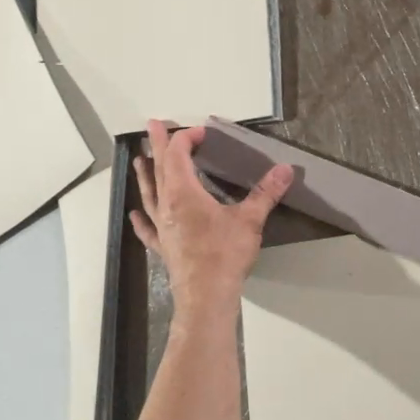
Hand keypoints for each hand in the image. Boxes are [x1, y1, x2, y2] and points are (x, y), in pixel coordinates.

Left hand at [129, 120, 292, 317]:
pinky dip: (141, 218)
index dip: (187, 139)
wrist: (206, 294)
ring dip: (146, 174)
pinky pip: (147, 227)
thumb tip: (285, 169)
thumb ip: (266, 192)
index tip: (200, 132)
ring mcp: (161, 227)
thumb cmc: (225, 254)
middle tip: (152, 125)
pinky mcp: (163, 246)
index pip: (180, 156)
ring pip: (149, 193)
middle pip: (160, 168)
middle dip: (159, 145)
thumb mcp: (250, 219)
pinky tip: (135, 214)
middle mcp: (167, 205)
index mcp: (184, 193)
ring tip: (140, 160)